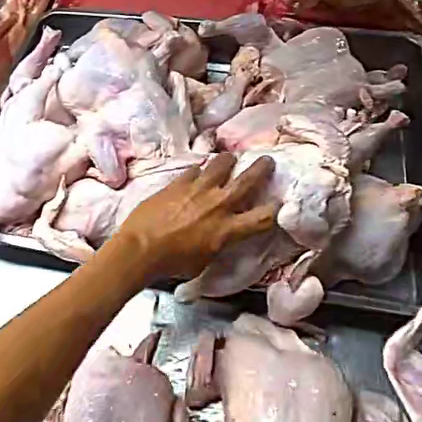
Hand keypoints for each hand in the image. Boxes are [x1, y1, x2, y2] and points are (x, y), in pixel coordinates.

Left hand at [112, 153, 276, 278]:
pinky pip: (194, 170)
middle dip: (261, 169)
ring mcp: (198, 189)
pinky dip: (198, 170)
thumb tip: (220, 237)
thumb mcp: (204, 261)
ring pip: (220, 164)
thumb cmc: (172, 263)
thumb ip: (218, 244)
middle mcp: (219, 204)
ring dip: (228, 161)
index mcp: (228, 229)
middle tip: (267, 160)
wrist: (140, 248)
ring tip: (230, 158)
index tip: (280, 203)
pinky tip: (197, 171)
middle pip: (248, 180)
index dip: (276, 210)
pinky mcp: (178, 182)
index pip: (264, 218)